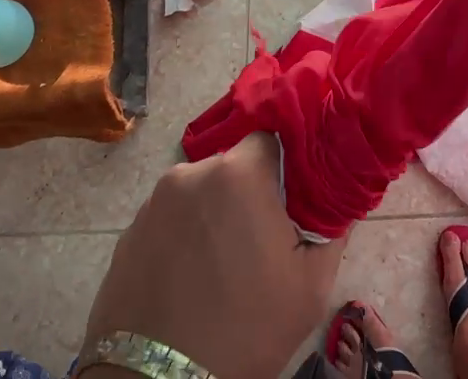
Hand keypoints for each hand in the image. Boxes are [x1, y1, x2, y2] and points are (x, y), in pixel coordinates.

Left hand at [82, 134, 343, 378]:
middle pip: (233, 165)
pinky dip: (185, 235)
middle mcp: (191, 173)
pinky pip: (171, 218)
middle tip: (264, 236)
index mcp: (239, 174)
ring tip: (225, 262)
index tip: (296, 193)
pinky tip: (192, 274)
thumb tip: (337, 200)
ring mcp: (154, 202)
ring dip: (216, 212)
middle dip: (251, 191)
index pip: (271, 138)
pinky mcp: (129, 232)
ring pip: (201, 191)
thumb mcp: (311, 285)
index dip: (287, 161)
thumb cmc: (245, 329)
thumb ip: (332, 227)